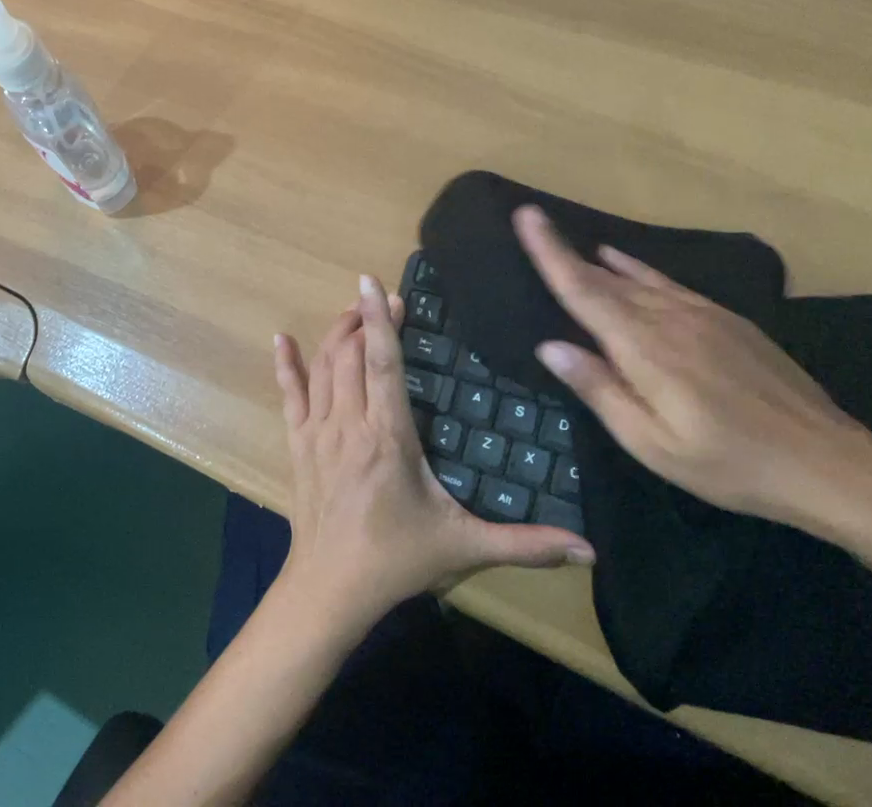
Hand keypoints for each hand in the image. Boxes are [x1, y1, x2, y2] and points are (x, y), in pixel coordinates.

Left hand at [272, 274, 594, 632]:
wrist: (330, 586)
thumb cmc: (396, 560)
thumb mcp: (464, 547)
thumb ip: (525, 544)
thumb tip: (591, 550)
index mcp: (387, 437)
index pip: (382, 365)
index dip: (379, 321)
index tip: (375, 285)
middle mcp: (347, 425)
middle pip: (348, 355)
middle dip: (362, 320)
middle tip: (382, 299)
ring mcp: (315, 432)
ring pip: (321, 368)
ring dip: (335, 335)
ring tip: (352, 312)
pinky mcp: (296, 444)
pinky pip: (288, 395)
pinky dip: (285, 365)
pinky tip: (280, 339)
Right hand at [513, 204, 871, 531]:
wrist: (831, 465)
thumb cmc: (730, 464)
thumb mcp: (651, 442)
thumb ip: (600, 389)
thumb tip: (550, 346)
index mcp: (646, 349)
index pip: (583, 291)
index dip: (550, 253)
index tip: (526, 216)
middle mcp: (672, 320)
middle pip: (606, 279)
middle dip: (565, 251)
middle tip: (534, 224)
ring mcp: (706, 318)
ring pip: (638, 280)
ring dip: (598, 263)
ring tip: (572, 246)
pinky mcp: (731, 324)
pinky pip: (670, 285)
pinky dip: (639, 271)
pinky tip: (625, 264)